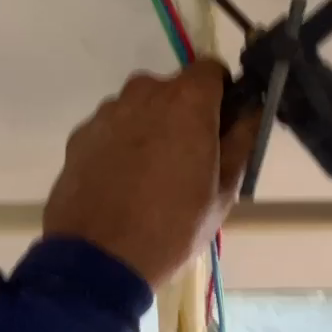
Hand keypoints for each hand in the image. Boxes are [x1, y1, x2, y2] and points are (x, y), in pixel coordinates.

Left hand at [42, 60, 259, 288]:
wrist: (97, 262)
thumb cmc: (173, 225)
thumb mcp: (225, 190)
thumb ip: (242, 140)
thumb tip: (251, 111)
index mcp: (187, 99)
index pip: (212, 69)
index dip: (221, 93)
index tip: (220, 124)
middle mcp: (145, 92)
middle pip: (174, 89)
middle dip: (184, 113)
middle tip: (187, 158)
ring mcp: (108, 111)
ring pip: (141, 108)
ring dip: (150, 127)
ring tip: (149, 177)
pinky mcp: (80, 134)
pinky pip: (112, 128)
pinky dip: (120, 144)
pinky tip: (121, 184)